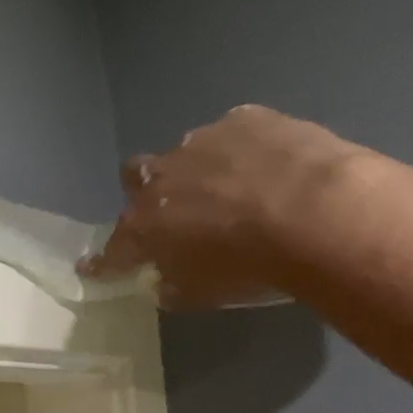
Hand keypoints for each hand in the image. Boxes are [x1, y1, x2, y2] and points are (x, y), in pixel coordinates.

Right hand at [81, 105, 369, 308]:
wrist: (318, 214)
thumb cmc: (252, 266)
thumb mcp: (204, 294)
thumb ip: (175, 285)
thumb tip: (165, 282)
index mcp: (143, 225)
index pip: (112, 248)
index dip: (104, 260)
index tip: (94, 268)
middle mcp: (160, 178)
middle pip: (135, 177)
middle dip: (148, 190)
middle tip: (177, 209)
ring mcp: (201, 142)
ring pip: (188, 152)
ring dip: (202, 168)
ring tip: (240, 186)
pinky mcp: (246, 119)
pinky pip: (237, 131)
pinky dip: (247, 147)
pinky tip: (275, 163)